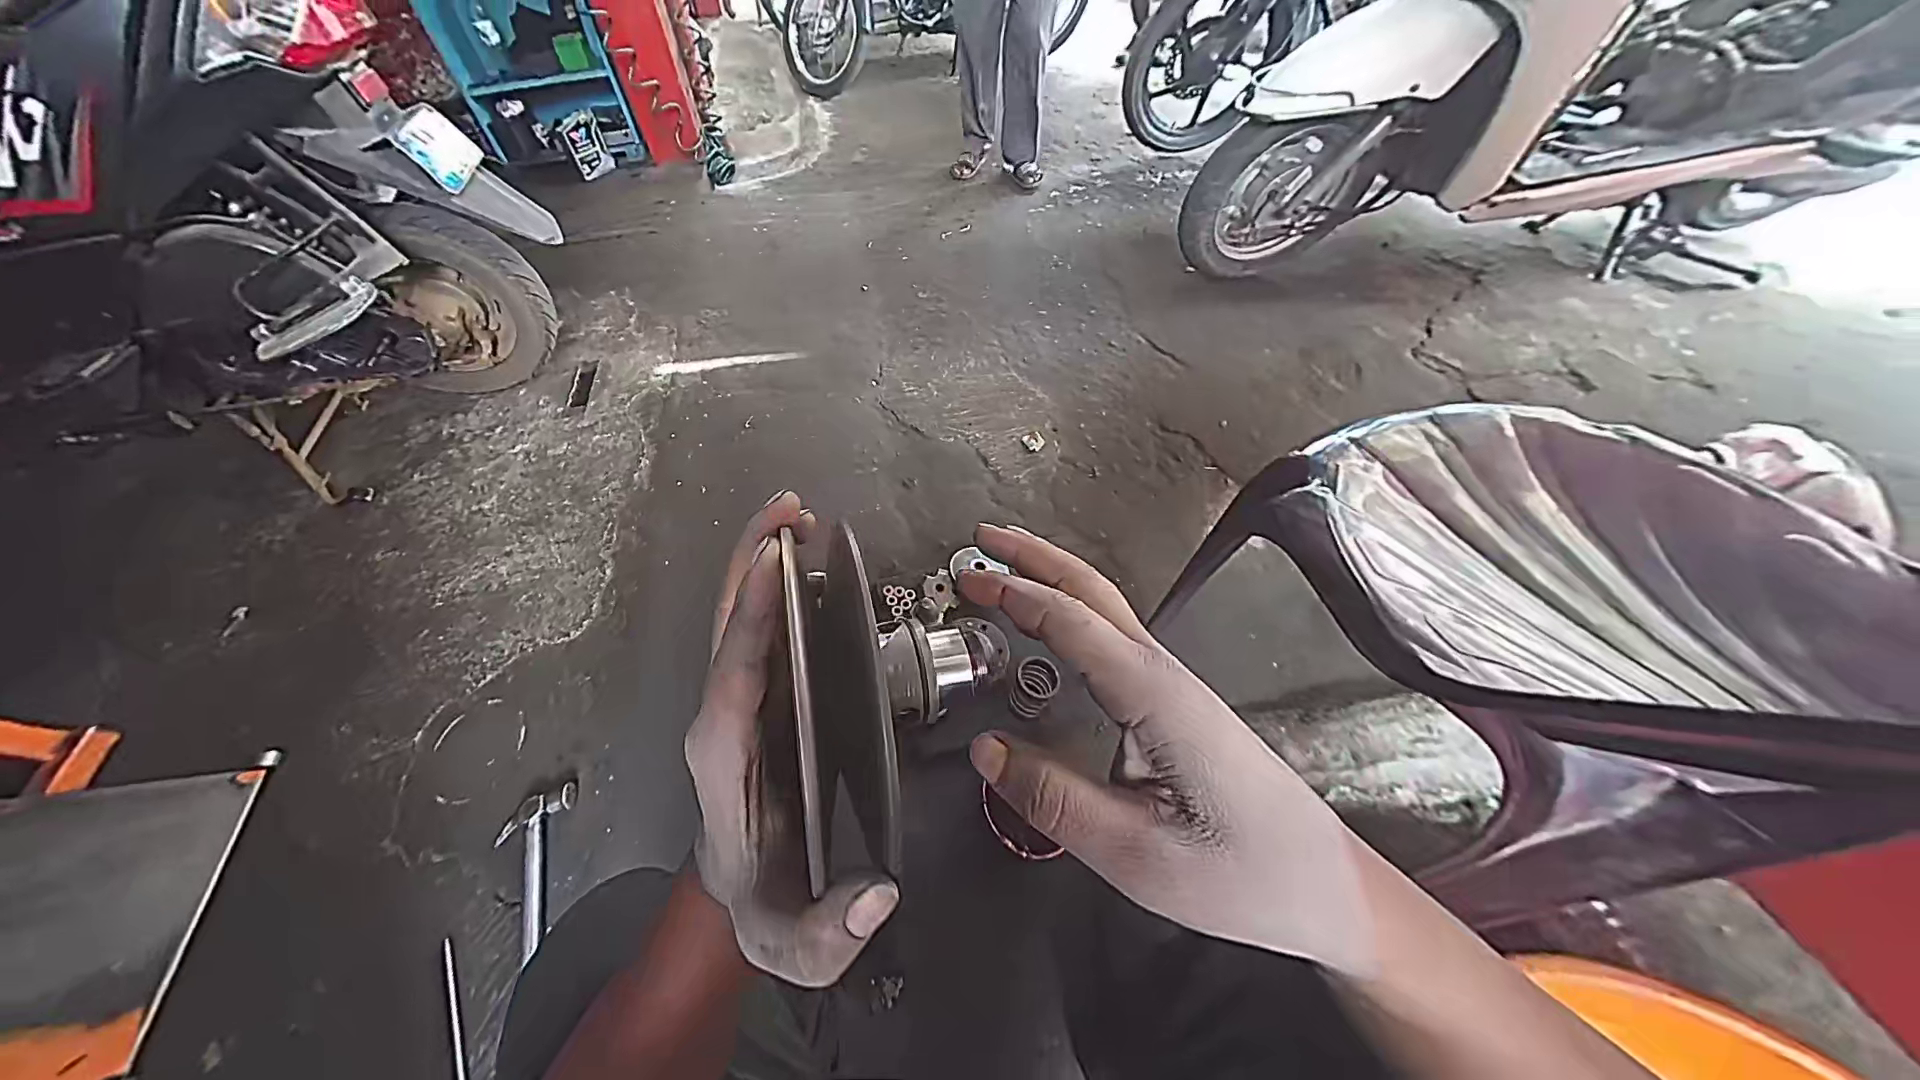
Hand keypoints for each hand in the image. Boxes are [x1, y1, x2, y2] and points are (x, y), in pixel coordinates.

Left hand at [685, 492, 900, 987]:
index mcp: (724, 759)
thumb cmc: (764, 903)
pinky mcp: (761, 694)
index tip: (777, 568)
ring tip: (798, 519)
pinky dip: (778, 587)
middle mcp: (724, 717)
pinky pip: (763, 629)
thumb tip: (879, 897)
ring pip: (742, 617)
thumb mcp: (795, 941)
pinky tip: (806, 563)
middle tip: (789, 515)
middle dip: (753, 564)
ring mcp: (740, 701)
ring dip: (762, 562)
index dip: (753, 620)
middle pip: (729, 626)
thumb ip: (832, 933)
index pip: (733, 678)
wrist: (740, 892)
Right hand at [959, 524, 1373, 975]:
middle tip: (985, 540)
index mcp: (1157, 697)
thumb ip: (1054, 800)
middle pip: (1092, 589)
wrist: (1325, 883)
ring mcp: (1172, 684)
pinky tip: (1052, 624)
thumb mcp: (1138, 854)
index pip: (1074, 623)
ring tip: (1006, 567)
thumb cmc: (1249, 872)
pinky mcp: (1172, 702)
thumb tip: (989, 754)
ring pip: (1104, 605)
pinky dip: (1069, 610)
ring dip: (1050, 576)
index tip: (974, 581)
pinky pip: (1110, 634)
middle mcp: (1164, 676)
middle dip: (1033, 556)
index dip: (1017, 594)